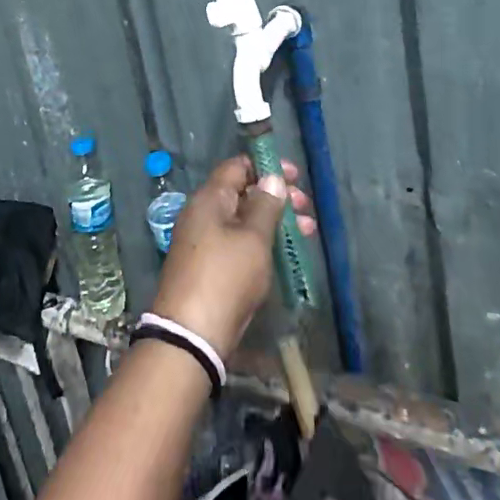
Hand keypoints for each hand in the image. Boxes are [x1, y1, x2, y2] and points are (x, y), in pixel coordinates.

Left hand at [148, 155, 315, 359]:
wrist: (192, 333)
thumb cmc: (226, 276)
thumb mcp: (253, 238)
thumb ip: (265, 205)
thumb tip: (272, 178)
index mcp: (209, 198)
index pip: (237, 167)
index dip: (266, 166)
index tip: (295, 176)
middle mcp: (203, 213)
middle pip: (242, 192)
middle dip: (276, 196)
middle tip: (306, 207)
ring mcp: (205, 239)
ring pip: (243, 219)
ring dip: (274, 220)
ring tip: (307, 231)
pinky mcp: (209, 264)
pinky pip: (238, 240)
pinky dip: (261, 240)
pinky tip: (286, 250)